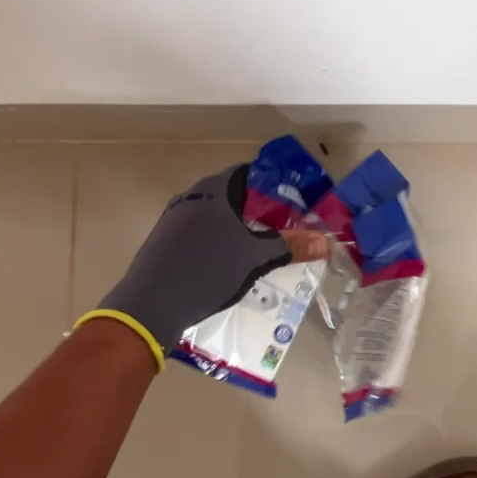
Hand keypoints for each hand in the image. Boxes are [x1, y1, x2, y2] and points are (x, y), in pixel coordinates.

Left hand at [94, 164, 327, 359]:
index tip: (293, 201)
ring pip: (215, 218)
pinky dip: (219, 243)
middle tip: (285, 228)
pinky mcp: (164, 243)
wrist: (151, 304)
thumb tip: (325, 241)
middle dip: (259, 211)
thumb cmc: (207, 270)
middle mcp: (191, 198)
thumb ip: (290, 246)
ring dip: (238, 229)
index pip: (247, 173)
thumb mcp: (256, 258)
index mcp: (213, 191)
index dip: (272, 185)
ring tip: (262, 249)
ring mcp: (173, 220)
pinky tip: (230, 265)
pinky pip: (200, 235)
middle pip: (232, 196)